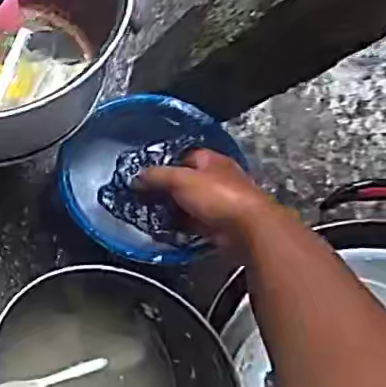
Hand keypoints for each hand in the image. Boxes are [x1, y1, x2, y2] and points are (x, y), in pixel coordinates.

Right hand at [132, 149, 281, 245]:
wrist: (248, 230)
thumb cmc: (218, 196)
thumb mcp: (180, 179)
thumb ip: (156, 176)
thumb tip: (137, 177)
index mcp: (212, 161)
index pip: (185, 156)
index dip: (166, 163)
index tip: (147, 174)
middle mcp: (218, 179)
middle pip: (185, 181)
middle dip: (166, 188)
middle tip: (145, 195)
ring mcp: (219, 203)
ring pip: (188, 203)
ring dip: (172, 208)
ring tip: (151, 212)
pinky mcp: (218, 224)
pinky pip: (193, 222)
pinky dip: (180, 225)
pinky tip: (165, 228)